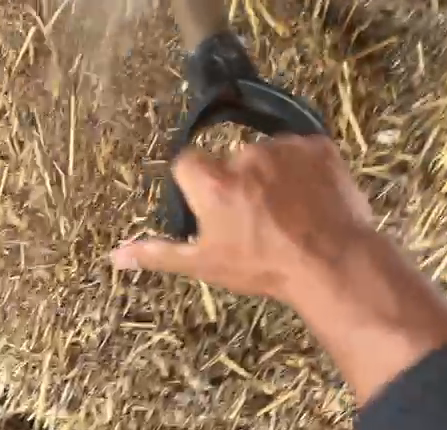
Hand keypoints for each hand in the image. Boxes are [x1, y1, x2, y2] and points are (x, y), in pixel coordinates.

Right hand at [112, 135, 446, 404]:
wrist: (329, 259)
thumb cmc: (260, 266)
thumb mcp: (202, 265)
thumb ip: (157, 254)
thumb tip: (117, 256)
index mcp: (213, 184)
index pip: (185, 163)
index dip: (192, 183)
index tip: (204, 205)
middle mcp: (245, 156)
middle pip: (226, 161)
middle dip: (232, 183)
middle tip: (247, 221)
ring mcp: (284, 148)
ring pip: (263, 156)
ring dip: (265, 176)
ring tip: (280, 212)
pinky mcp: (318, 145)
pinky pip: (297, 151)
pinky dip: (297, 170)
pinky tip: (303, 200)